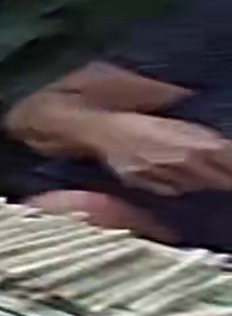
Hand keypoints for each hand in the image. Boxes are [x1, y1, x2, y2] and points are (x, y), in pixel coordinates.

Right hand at [93, 112, 231, 194]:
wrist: (97, 129)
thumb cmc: (143, 125)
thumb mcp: (184, 127)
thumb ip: (212, 142)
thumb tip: (228, 153)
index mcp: (200, 147)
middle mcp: (182, 162)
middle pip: (221, 182)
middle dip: (225, 178)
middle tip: (222, 175)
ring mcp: (158, 173)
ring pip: (195, 187)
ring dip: (200, 182)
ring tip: (194, 174)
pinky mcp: (139, 180)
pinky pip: (169, 190)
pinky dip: (177, 187)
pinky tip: (173, 179)